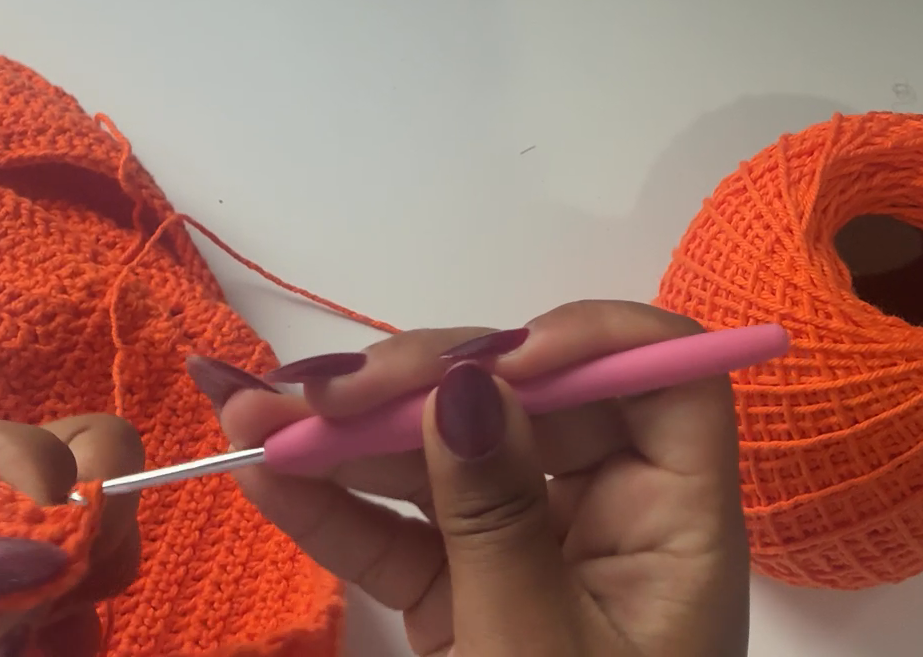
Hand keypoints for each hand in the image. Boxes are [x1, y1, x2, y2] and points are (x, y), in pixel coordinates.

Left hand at [0, 415, 142, 656]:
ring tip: (49, 643)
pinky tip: (54, 656)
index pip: (30, 441)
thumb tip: (33, 553)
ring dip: (96, 589)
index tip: (47, 558)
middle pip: (92, 471)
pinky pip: (68, 628)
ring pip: (95, 552)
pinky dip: (78, 640)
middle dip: (105, 518)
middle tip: (68, 591)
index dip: (59, 477)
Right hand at [200, 300, 750, 656]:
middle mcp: (605, 508)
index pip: (660, 373)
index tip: (493, 360)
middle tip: (326, 393)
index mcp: (671, 517)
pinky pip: (404, 525)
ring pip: (451, 449)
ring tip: (251, 415)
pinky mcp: (464, 583)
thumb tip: (466, 383)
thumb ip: (499, 519)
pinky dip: (336, 505)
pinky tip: (266, 475)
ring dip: (352, 433)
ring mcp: (527, 540)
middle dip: (423, 382)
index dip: (589, 338)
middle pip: (529, 396)